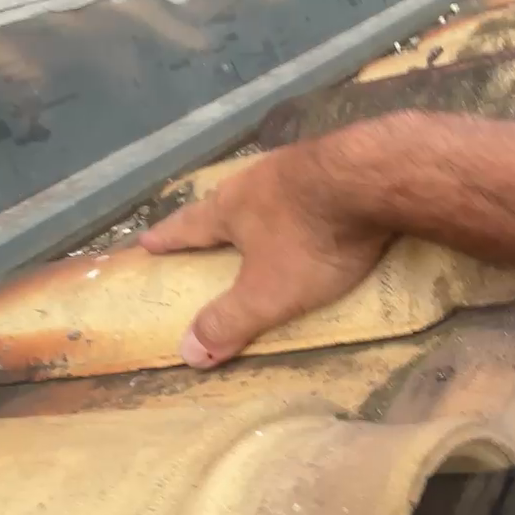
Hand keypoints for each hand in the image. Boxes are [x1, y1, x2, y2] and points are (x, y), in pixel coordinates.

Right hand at [140, 143, 392, 367]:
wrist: (369, 180)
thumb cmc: (311, 239)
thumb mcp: (268, 292)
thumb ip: (231, 320)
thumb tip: (188, 353)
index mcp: (233, 208)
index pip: (190, 226)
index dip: (169, 237)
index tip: (145, 240)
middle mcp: (260, 178)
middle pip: (230, 197)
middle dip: (220, 213)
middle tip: (211, 220)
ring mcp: (304, 164)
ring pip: (275, 184)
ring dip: (269, 200)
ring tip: (269, 210)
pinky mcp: (345, 161)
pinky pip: (322, 180)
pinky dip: (317, 194)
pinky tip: (327, 198)